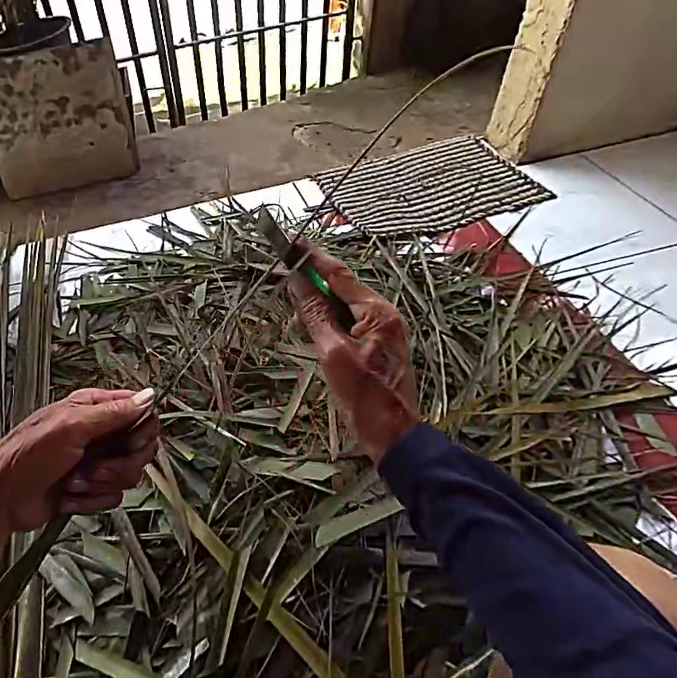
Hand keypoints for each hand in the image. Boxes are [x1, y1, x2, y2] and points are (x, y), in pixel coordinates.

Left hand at [0, 387, 162, 529]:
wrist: (0, 499)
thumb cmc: (25, 456)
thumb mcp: (71, 427)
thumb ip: (112, 413)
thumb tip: (147, 397)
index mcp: (93, 407)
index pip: (140, 412)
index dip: (141, 430)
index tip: (129, 443)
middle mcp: (98, 432)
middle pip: (140, 447)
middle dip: (120, 464)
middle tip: (96, 468)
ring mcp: (95, 460)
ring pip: (129, 474)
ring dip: (101, 483)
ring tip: (75, 481)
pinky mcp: (91, 487)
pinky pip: (112, 496)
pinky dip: (91, 500)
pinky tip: (69, 494)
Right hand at [287, 243, 419, 462]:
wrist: (393, 434)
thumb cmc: (364, 396)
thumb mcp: (332, 353)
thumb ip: (315, 314)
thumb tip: (297, 282)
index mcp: (378, 312)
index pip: (339, 274)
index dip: (312, 257)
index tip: (290, 242)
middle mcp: (384, 314)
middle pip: (342, 288)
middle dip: (312, 281)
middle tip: (283, 274)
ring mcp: (383, 329)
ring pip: (344, 306)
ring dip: (318, 304)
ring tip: (293, 307)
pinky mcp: (378, 345)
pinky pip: (349, 322)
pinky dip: (328, 321)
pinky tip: (311, 328)